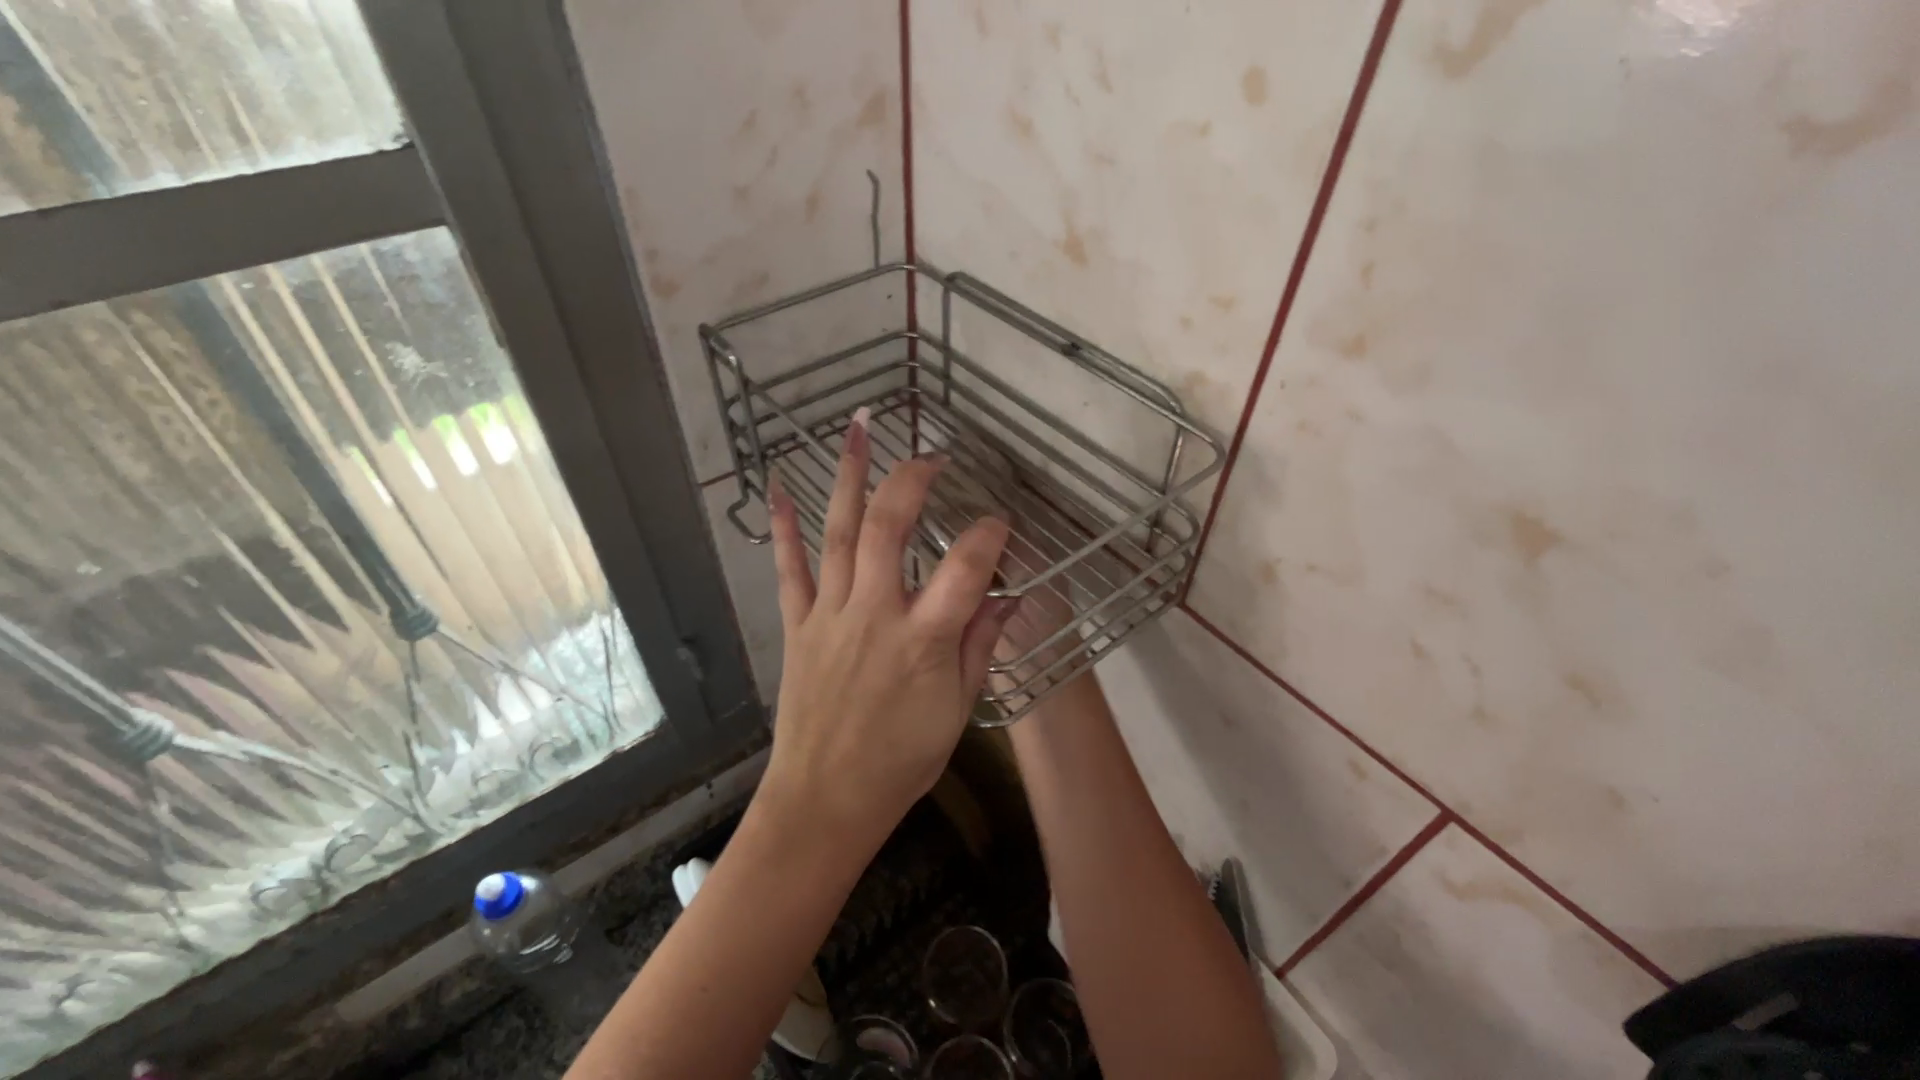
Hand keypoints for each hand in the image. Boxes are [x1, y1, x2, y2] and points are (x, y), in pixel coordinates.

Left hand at [761, 409, 1017, 846]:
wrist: (827, 799)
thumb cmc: (902, 760)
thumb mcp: (957, 708)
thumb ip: (980, 646)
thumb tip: (1008, 597)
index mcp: (924, 640)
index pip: (965, 569)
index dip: (988, 535)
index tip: (1001, 521)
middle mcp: (875, 614)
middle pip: (889, 529)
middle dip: (910, 481)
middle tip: (930, 455)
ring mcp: (831, 615)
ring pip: (839, 533)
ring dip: (848, 476)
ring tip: (857, 428)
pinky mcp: (799, 625)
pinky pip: (790, 569)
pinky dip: (784, 527)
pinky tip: (779, 487)